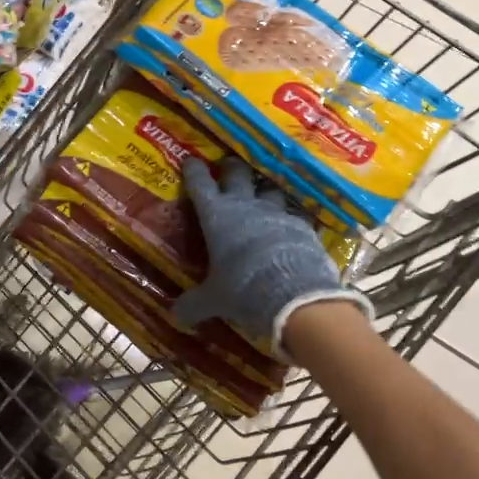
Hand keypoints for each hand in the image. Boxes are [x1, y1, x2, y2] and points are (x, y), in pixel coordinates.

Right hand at [173, 157, 371, 360]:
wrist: (297, 298)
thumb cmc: (244, 289)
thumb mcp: (215, 299)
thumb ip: (195, 304)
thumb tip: (175, 317)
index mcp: (216, 214)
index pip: (199, 182)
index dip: (194, 169)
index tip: (191, 161)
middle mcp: (245, 205)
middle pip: (237, 173)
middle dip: (231, 168)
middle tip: (229, 168)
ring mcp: (276, 213)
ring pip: (270, 189)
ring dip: (266, 190)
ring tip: (265, 196)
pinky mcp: (303, 227)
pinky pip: (296, 216)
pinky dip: (292, 220)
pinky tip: (293, 230)